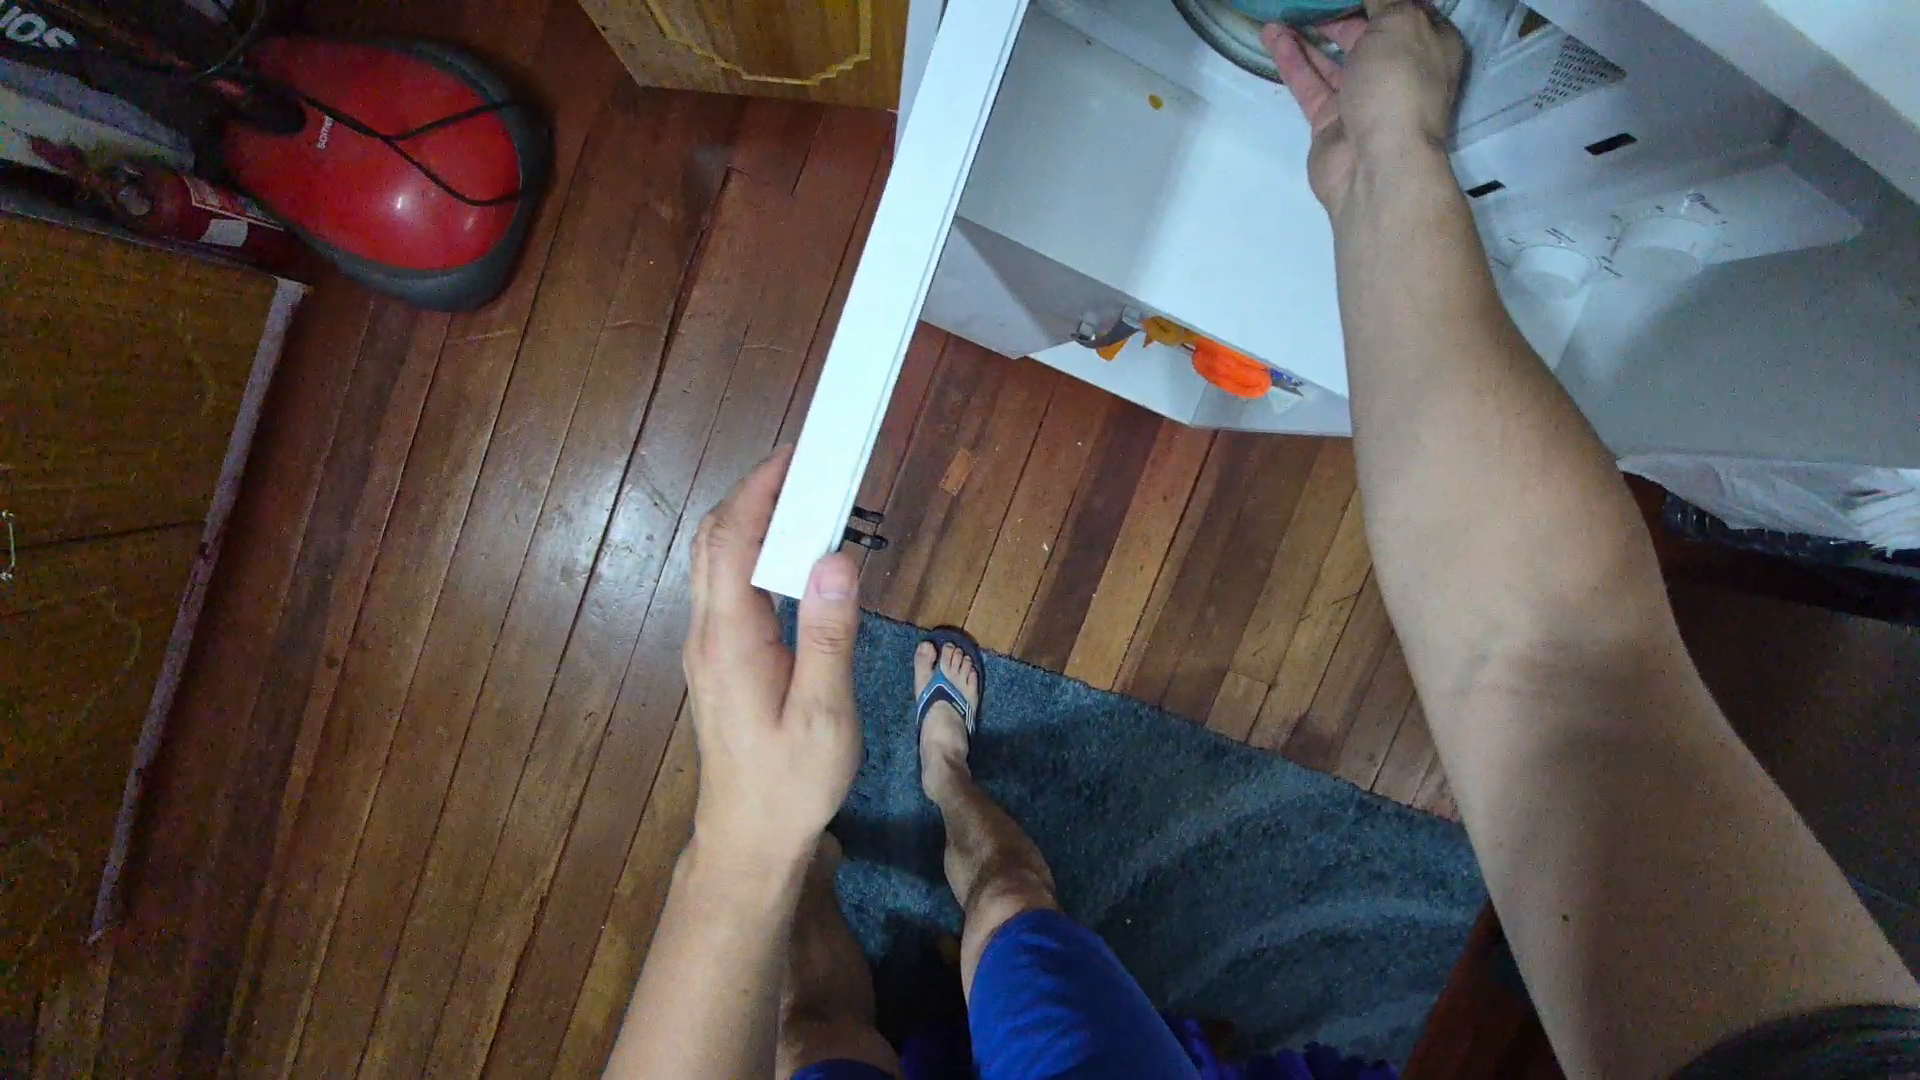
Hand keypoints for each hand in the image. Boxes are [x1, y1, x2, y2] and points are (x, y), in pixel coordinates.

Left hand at [683, 445, 863, 870]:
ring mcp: (709, 646)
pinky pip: (729, 586)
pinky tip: (794, 559)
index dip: (760, 490)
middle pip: (716, 541)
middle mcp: (708, 633)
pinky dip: (757, 553)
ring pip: (717, 562)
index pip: (734, 542)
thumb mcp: (824, 714)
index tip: (797, 456)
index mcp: (731, 640)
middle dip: (756, 494)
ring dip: (755, 520)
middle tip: (808, 470)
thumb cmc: (790, 782)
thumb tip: (837, 558)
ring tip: (807, 503)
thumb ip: (829, 635)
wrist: (749, 838)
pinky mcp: (720, 659)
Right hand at [1262, 0, 1465, 216]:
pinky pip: (1310, 83)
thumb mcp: (1399, 22)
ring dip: (1307, 33)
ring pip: (1331, 58)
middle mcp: (1398, 68)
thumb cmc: (1399, 85)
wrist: (1375, 164)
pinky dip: (1292, 61)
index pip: (1405, 7)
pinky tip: (1273, 37)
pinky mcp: (1329, 120)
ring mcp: (1361, 97)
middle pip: (1365, 31)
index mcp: (1429, 41)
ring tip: (1281, 11)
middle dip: (1338, 10)